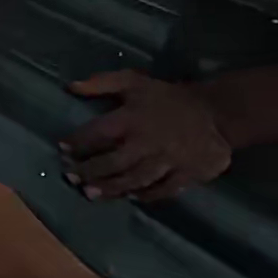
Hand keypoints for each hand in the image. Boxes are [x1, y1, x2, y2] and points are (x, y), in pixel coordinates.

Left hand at [61, 71, 231, 201]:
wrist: (216, 111)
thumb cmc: (165, 96)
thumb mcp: (131, 81)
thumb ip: (99, 83)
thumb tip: (68, 87)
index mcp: (131, 119)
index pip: (98, 133)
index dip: (78, 142)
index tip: (61, 149)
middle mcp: (148, 142)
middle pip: (114, 162)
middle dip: (90, 171)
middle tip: (70, 177)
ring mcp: (170, 160)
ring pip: (136, 179)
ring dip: (112, 187)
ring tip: (91, 193)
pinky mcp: (190, 174)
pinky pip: (165, 189)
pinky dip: (147, 195)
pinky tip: (130, 197)